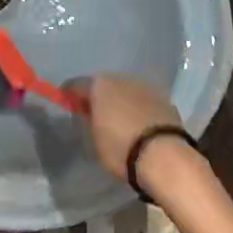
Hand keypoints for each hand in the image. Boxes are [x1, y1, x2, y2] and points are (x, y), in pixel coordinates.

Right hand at [67, 75, 182, 180]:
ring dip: (121, 102)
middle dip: (100, 97)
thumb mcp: (94, 139)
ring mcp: (144, 85)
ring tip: (121, 123)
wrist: (164, 155)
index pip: (77, 85)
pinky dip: (139, 109)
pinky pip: (144, 101)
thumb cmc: (121, 148)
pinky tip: (141, 126)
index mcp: (99, 84)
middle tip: (96, 116)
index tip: (68, 105)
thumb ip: (89, 120)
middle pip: (104, 85)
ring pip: (126, 91)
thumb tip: (88, 111)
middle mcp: (121, 77)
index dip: (70, 95)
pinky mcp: (164, 98)